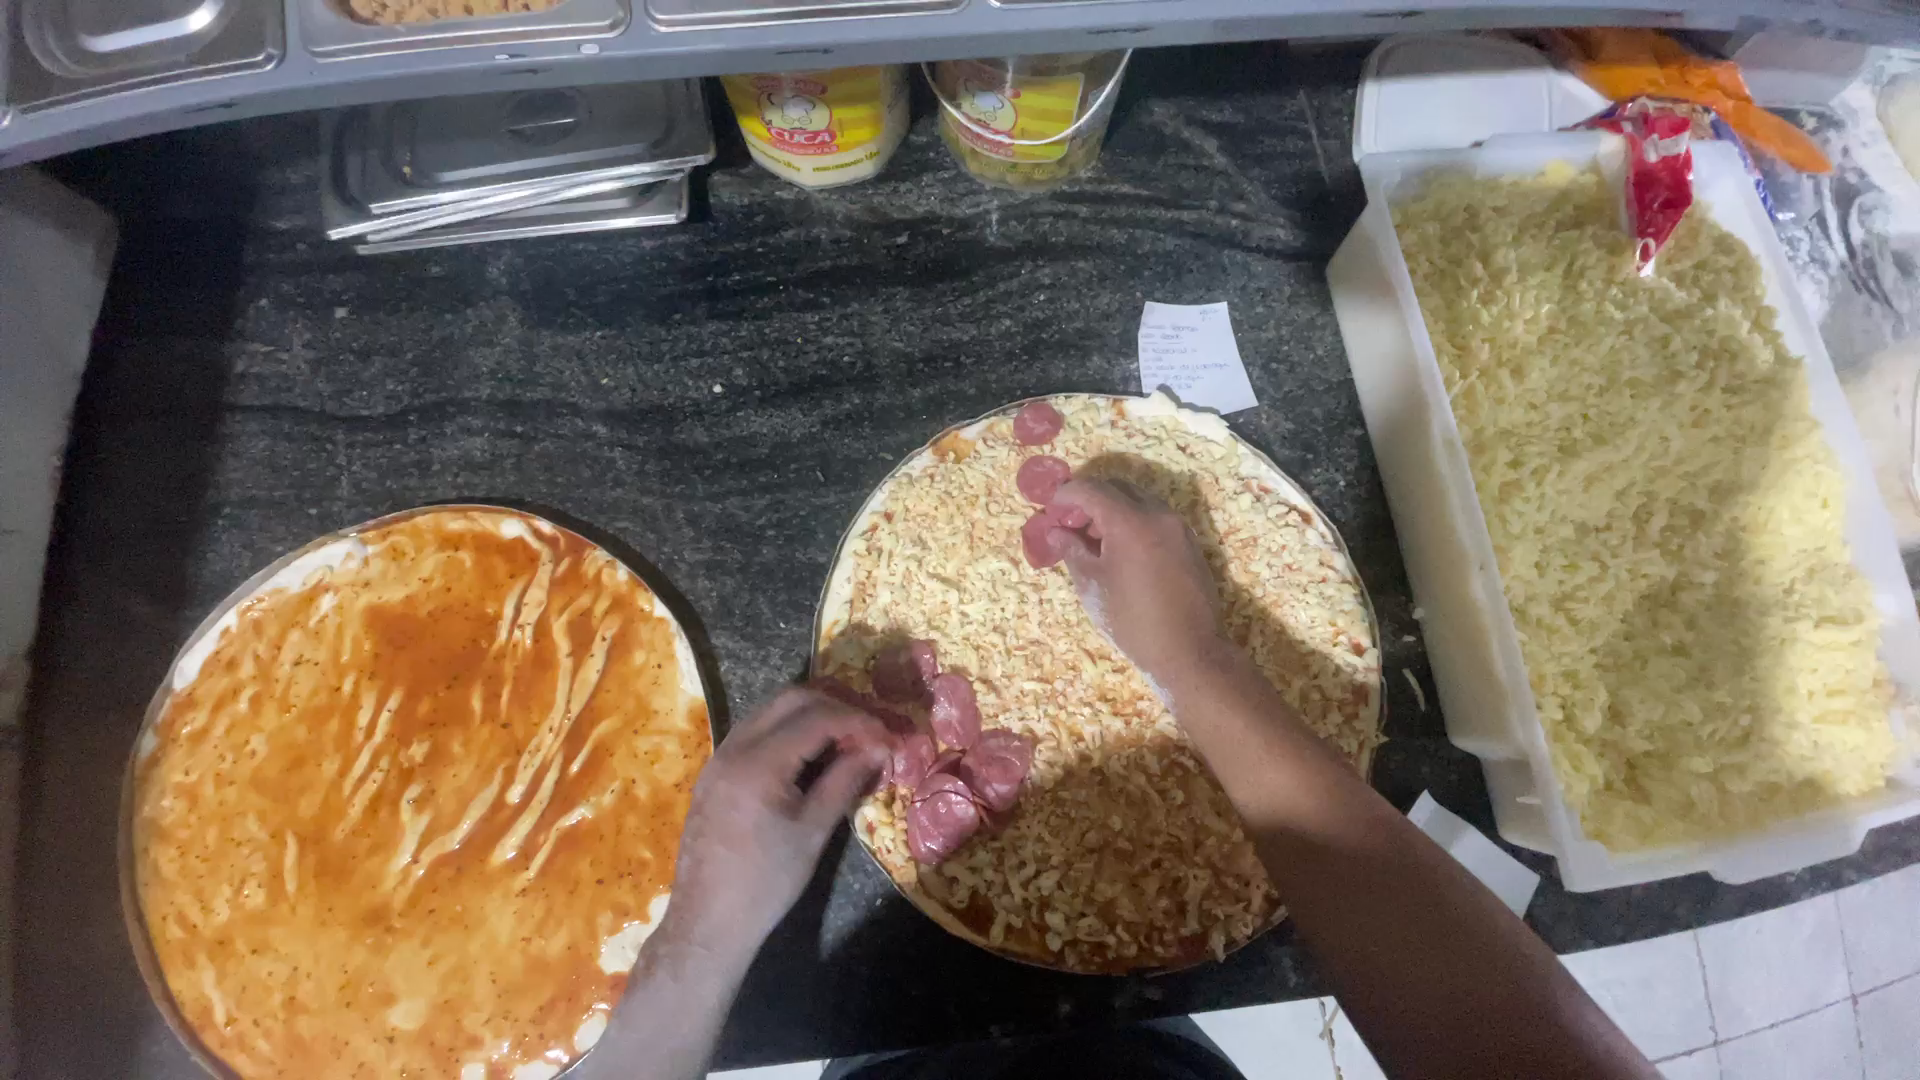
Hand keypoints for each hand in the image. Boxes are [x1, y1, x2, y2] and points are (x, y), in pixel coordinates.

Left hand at [662, 687, 895, 951]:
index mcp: (758, 762)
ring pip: (772, 709)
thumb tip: (880, 746)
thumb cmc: (766, 883)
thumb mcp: (813, 831)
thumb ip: (846, 779)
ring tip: (847, 736)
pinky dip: (789, 728)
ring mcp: (720, 755)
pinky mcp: (716, 769)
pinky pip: (757, 728)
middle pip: (793, 698)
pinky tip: (812, 751)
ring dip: (812, 712)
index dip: (858, 720)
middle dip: (836, 704)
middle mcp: (734, 746)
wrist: (706, 924)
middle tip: (869, 727)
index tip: (887, 735)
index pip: (818, 717)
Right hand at [1047, 478, 1231, 686]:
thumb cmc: (1132, 621)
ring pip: (1137, 501)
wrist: (1189, 652)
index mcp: (1130, 522)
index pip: (1091, 490)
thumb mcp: (1092, 586)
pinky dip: (1132, 523)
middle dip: (1088, 500)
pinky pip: (1154, 518)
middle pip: (1116, 488)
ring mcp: (1178, 527)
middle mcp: (1158, 515)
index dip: (1065, 495)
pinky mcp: (1189, 543)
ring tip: (1092, 542)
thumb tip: (1056, 531)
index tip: (1049, 510)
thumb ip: (1072, 550)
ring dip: (1111, 511)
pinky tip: (1118, 552)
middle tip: (1068, 524)